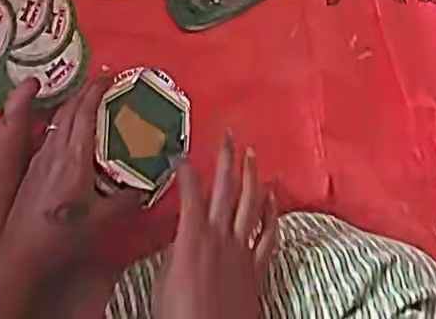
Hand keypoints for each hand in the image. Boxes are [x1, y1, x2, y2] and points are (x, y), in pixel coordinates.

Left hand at [0, 75, 136, 280]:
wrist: (20, 254)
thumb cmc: (62, 236)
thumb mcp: (100, 220)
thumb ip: (125, 201)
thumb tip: (146, 188)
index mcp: (74, 155)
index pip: (85, 110)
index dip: (96, 89)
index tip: (109, 75)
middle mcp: (56, 148)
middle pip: (70, 108)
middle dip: (86, 90)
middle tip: (102, 83)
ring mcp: (41, 157)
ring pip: (59, 118)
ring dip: (73, 103)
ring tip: (89, 101)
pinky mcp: (32, 168)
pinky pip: (51, 132)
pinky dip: (64, 120)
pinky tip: (70, 131)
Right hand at [153, 136, 278, 318]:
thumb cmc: (178, 318)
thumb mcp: (162, 282)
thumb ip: (173, 252)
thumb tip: (178, 237)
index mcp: (192, 235)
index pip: (190, 190)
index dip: (185, 169)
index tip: (180, 155)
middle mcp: (220, 235)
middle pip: (225, 187)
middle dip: (227, 158)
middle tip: (229, 134)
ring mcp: (241, 250)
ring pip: (250, 203)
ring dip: (252, 175)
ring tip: (253, 155)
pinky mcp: (256, 269)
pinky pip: (268, 234)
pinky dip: (271, 213)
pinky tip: (272, 198)